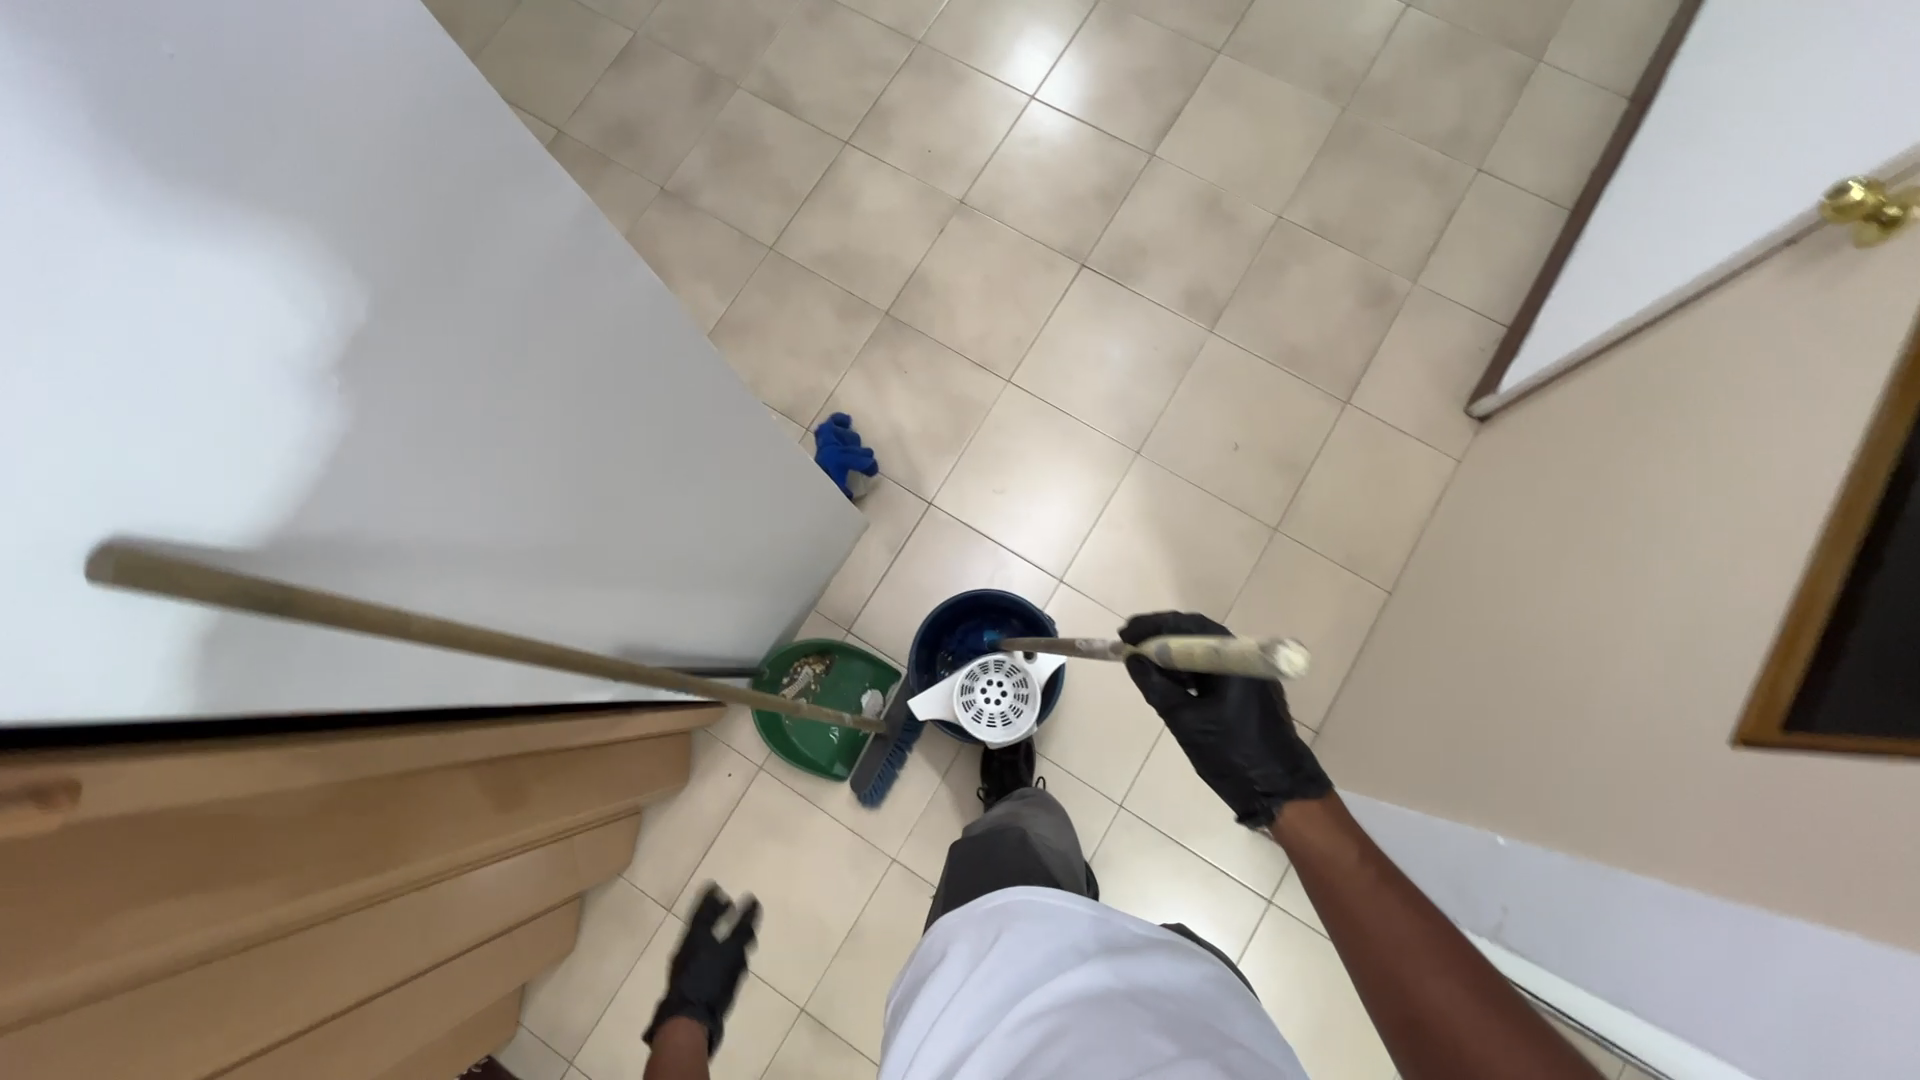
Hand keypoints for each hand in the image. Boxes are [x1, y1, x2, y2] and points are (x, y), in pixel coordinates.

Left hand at [644, 884, 761, 1054]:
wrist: (686, 1021)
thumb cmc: (710, 981)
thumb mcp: (732, 952)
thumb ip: (743, 927)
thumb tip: (753, 902)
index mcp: (695, 936)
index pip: (702, 910)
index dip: (710, 898)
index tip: (715, 886)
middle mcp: (686, 948)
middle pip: (700, 925)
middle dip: (712, 915)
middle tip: (724, 906)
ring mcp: (683, 967)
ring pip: (700, 942)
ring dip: (713, 934)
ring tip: (727, 933)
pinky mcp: (686, 983)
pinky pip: (700, 958)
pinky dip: (712, 952)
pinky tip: (721, 959)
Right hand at [1120, 612, 1331, 828]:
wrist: (1280, 790)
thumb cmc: (1232, 754)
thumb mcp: (1185, 721)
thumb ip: (1156, 687)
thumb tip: (1133, 659)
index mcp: (1234, 659)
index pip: (1188, 627)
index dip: (1153, 627)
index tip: (1126, 636)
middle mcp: (1244, 658)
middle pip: (1196, 634)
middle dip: (1160, 637)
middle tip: (1129, 645)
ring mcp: (1247, 675)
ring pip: (1203, 652)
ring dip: (1172, 654)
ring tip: (1142, 662)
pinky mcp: (1247, 692)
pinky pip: (1212, 669)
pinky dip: (1187, 670)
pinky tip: (1167, 680)